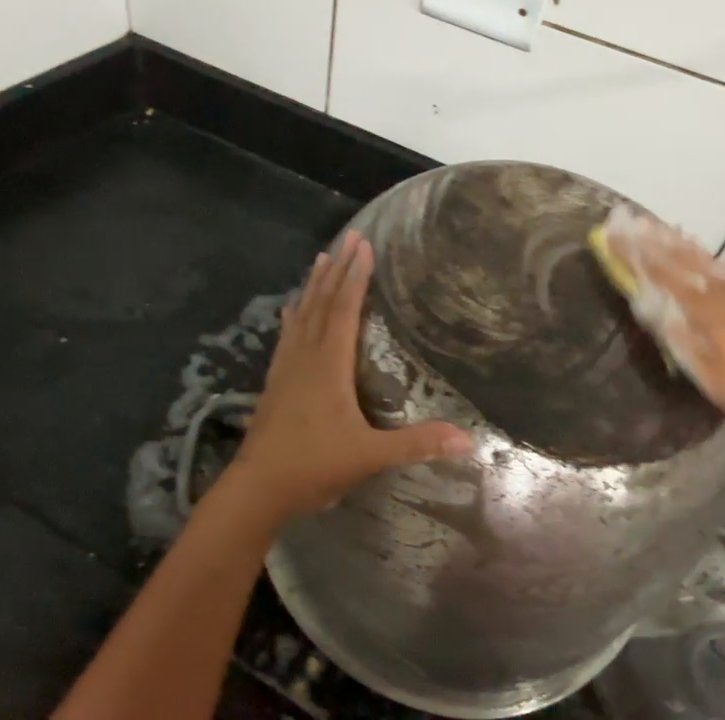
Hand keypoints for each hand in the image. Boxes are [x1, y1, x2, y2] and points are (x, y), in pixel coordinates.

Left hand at [225, 231, 475, 522]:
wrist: (256, 488)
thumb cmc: (313, 466)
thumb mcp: (368, 456)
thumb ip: (416, 444)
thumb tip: (468, 439)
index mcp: (328, 365)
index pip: (345, 309)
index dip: (356, 275)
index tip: (365, 244)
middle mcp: (306, 356)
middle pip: (323, 302)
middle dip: (338, 268)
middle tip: (349, 236)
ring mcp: (286, 368)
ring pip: (302, 314)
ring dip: (314, 285)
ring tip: (321, 257)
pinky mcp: (274, 382)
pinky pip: (286, 337)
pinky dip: (292, 317)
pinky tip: (289, 309)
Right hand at [598, 209, 724, 439]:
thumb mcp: (722, 382)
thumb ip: (685, 344)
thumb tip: (651, 311)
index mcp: (710, 312)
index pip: (663, 277)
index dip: (635, 256)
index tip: (610, 235)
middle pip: (681, 261)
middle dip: (650, 241)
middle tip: (624, 220)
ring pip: (701, 260)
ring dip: (673, 241)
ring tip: (652, 224)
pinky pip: (719, 266)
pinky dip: (700, 253)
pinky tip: (695, 249)